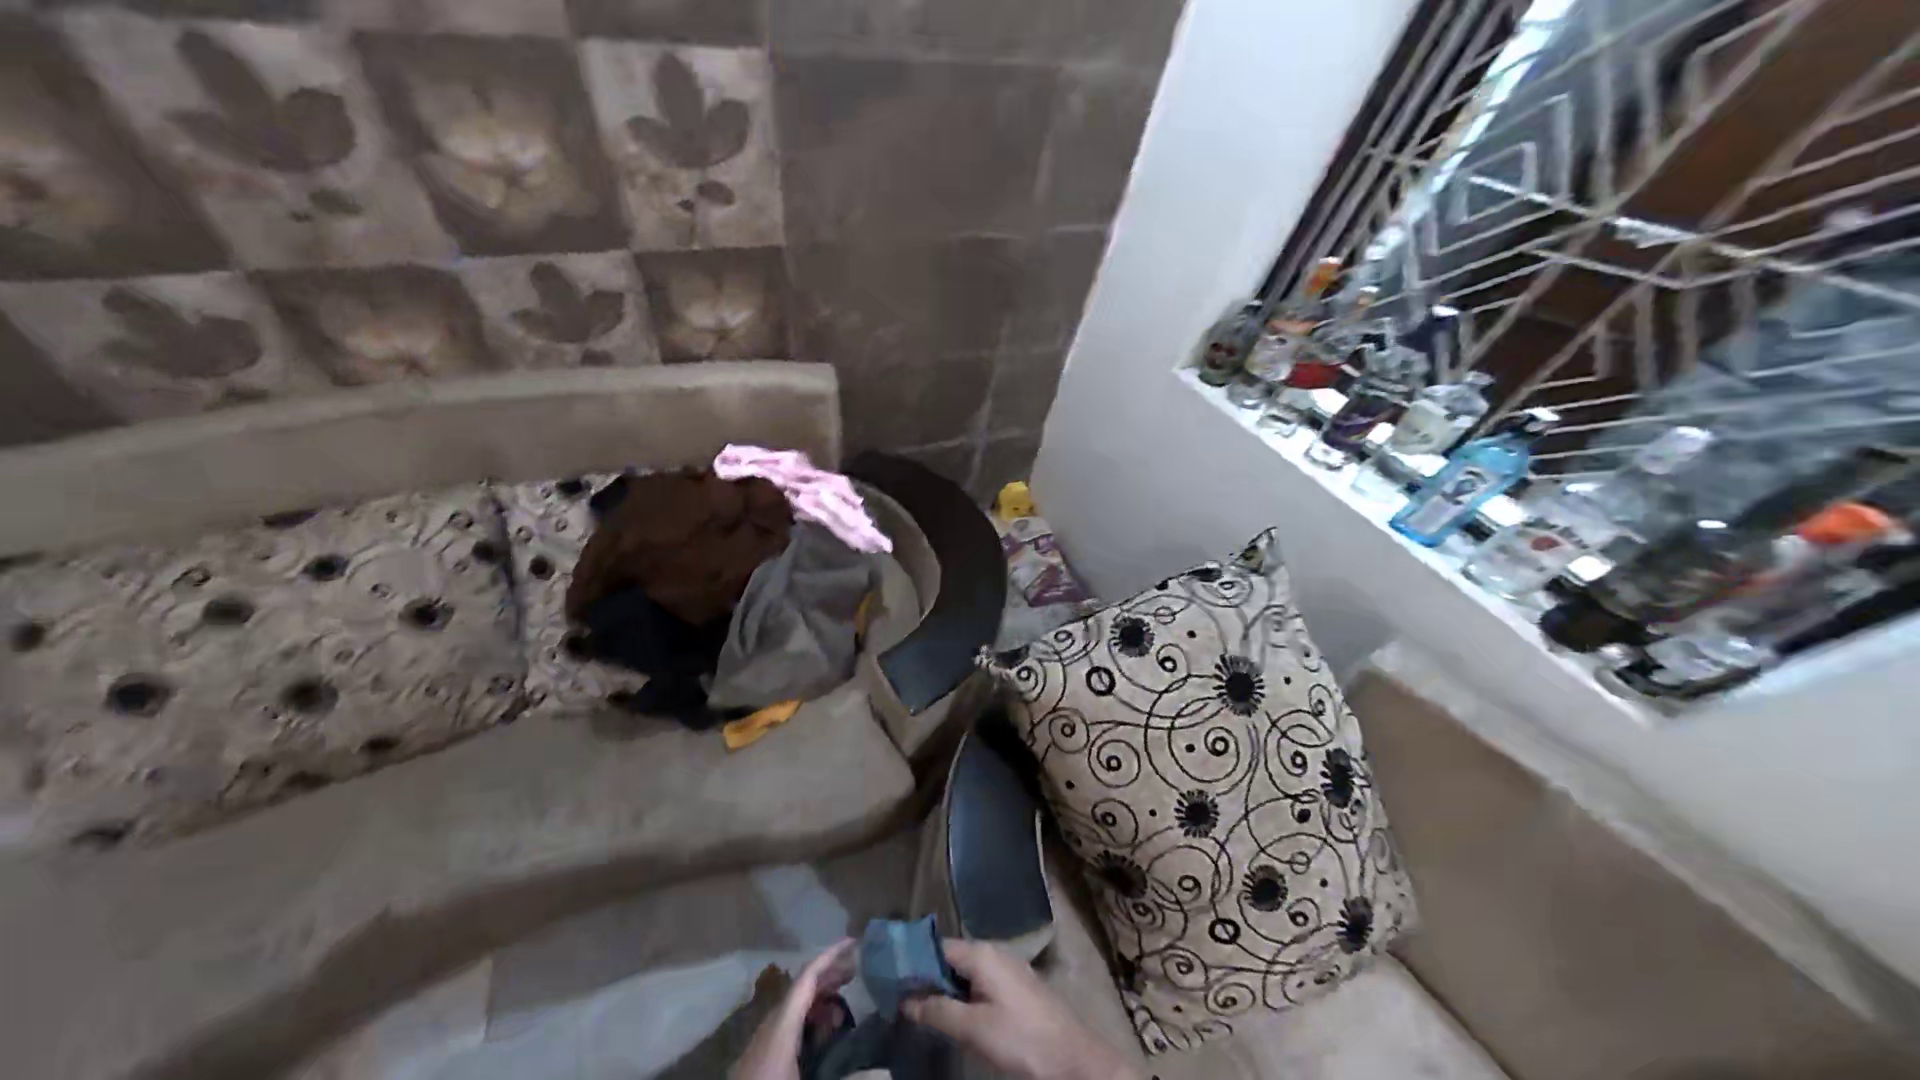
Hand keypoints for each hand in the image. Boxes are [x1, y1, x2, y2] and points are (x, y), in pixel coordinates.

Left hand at [729, 939, 855, 1079]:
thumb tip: (888, 1071)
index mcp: (779, 1030)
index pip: (806, 979)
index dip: (829, 957)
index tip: (853, 943)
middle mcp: (767, 1030)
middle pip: (799, 990)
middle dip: (828, 976)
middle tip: (857, 971)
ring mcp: (759, 1047)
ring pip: (791, 1009)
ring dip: (817, 1000)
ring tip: (844, 1007)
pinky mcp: (756, 1064)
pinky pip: (784, 1028)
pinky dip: (806, 1021)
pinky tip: (821, 1036)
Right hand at [903, 939, 1140, 1079]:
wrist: (1072, 1057)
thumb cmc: (1020, 1037)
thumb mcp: (973, 1028)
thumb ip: (937, 1011)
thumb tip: (906, 999)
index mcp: (981, 952)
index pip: (937, 948)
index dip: (914, 964)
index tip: (892, 983)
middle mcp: (993, 951)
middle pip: (951, 958)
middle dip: (929, 978)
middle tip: (904, 1001)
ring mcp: (1008, 967)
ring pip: (966, 972)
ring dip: (947, 989)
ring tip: (925, 1011)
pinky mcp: (1017, 986)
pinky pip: (981, 982)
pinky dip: (965, 995)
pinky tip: (956, 1017)